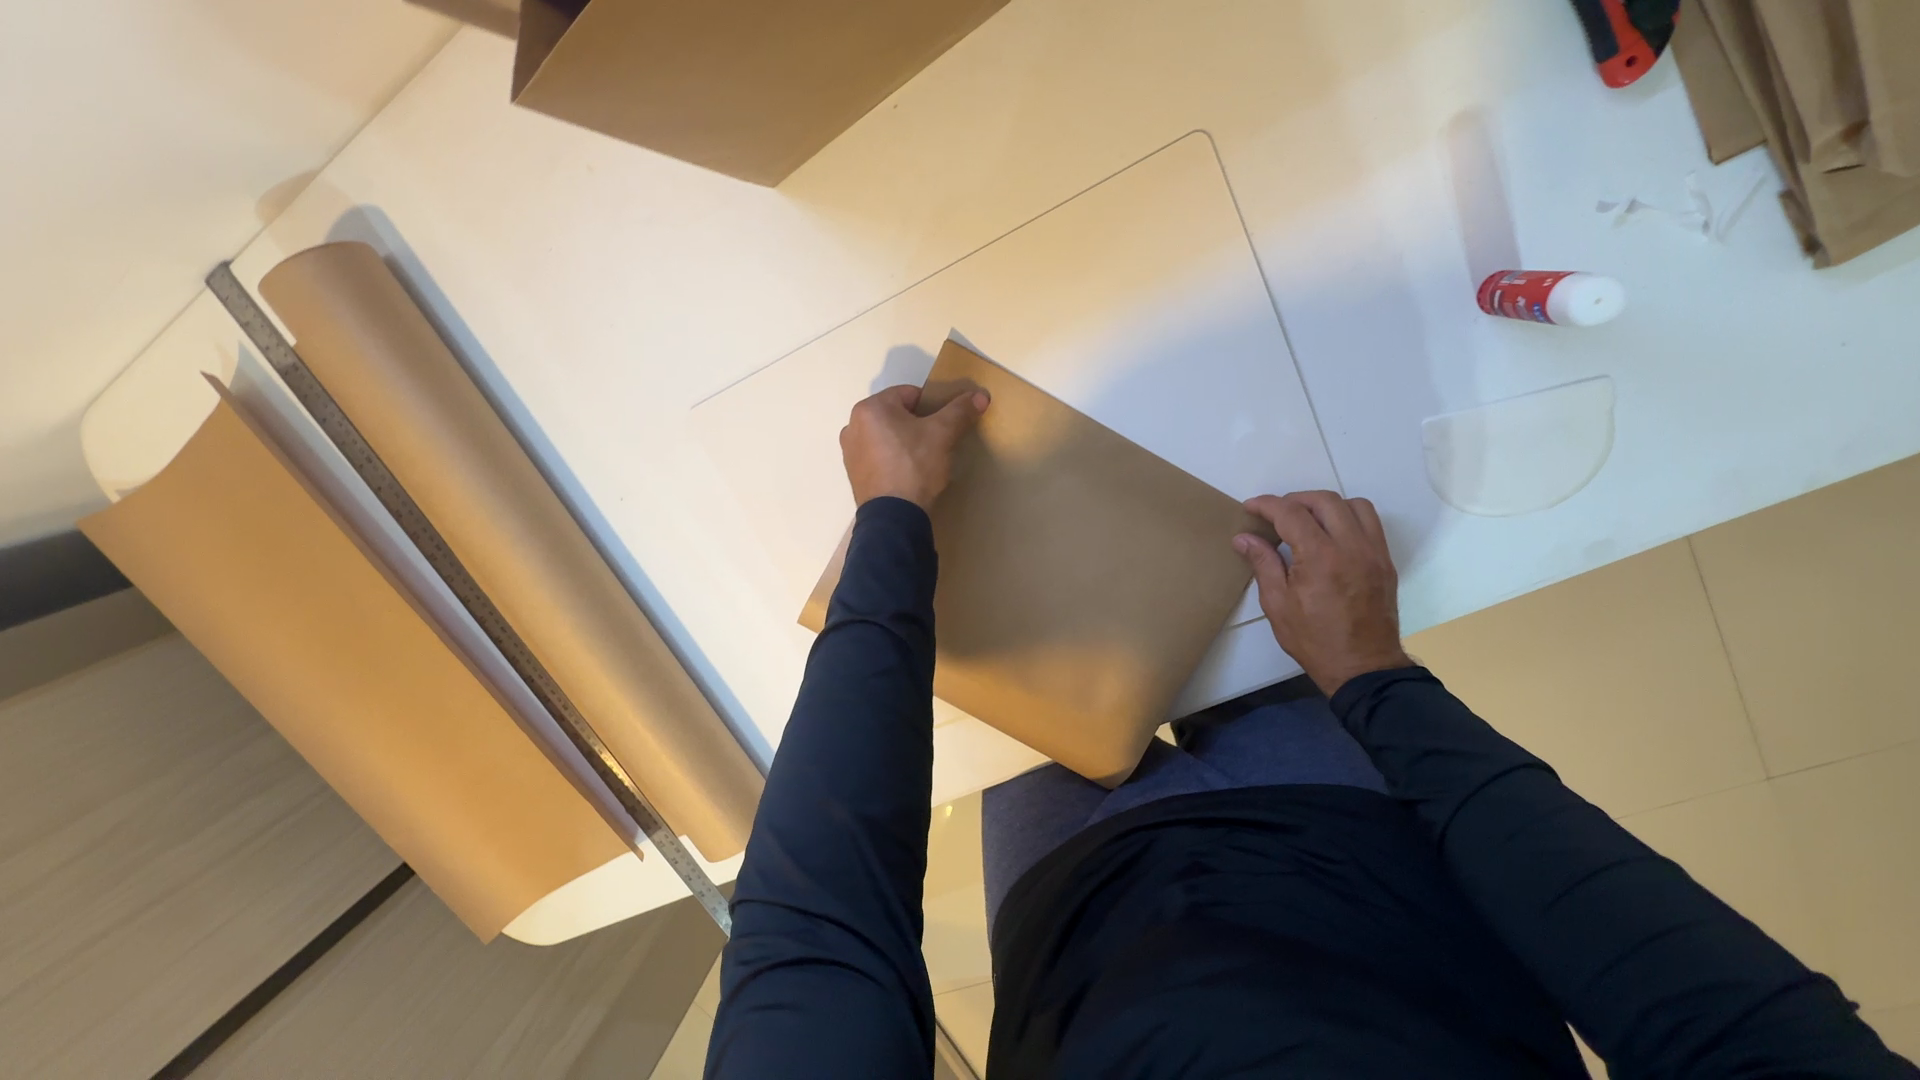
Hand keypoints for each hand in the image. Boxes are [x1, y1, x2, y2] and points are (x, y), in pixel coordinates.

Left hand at [840, 384, 989, 509]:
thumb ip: (960, 411)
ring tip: (923, 461)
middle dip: (917, 425)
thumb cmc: (915, 467)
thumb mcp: (942, 434)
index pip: (909, 394)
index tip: (944, 425)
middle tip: (936, 443)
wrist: (894, 517)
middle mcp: (853, 425)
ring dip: (904, 442)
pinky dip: (893, 460)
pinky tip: (908, 475)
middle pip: (896, 415)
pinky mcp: (854, 474)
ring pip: (886, 436)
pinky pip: (878, 457)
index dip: (932, 406)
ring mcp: (850, 452)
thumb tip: (981, 396)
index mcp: (870, 408)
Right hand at [1235, 491, 1412, 696]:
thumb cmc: (1313, 639)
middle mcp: (1351, 546)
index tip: (1251, 507)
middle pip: (1324, 500)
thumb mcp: (1277, 604)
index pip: (1291, 513)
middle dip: (1295, 500)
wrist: (1362, 666)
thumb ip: (1263, 563)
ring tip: (1307, 520)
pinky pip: (1370, 523)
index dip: (1267, 505)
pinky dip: (1348, 518)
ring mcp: (1373, 552)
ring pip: (1354, 505)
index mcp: (1320, 557)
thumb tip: (1244, 537)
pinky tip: (1331, 535)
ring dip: (1326, 505)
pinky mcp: (1384, 561)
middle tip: (1276, 514)